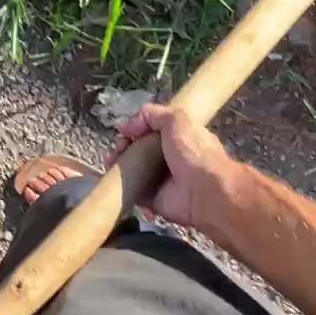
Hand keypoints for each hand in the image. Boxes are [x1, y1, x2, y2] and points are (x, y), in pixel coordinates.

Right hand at [106, 103, 233, 226]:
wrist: (204, 191)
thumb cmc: (193, 152)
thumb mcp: (176, 119)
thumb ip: (152, 114)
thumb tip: (127, 127)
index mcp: (176, 139)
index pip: (149, 132)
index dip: (134, 131)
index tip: (124, 133)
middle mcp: (168, 159)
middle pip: (137, 151)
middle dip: (122, 149)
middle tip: (115, 152)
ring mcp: (159, 180)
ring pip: (131, 171)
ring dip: (118, 167)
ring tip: (111, 165)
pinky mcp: (152, 200)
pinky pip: (133, 192)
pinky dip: (123, 188)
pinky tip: (117, 181)